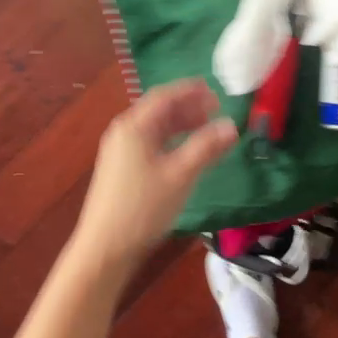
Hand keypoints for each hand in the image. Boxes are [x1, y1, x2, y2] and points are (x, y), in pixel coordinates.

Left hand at [70, 77, 236, 276]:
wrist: (105, 247)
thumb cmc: (143, 207)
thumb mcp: (180, 175)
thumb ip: (206, 147)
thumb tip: (232, 125)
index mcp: (134, 127)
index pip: (164, 96)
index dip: (190, 90)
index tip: (215, 90)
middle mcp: (124, 133)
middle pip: (159, 111)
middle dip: (188, 108)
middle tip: (217, 109)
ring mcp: (120, 153)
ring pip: (155, 130)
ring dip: (181, 125)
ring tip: (207, 128)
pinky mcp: (122, 171)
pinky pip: (151, 145)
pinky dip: (172, 142)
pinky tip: (187, 153)